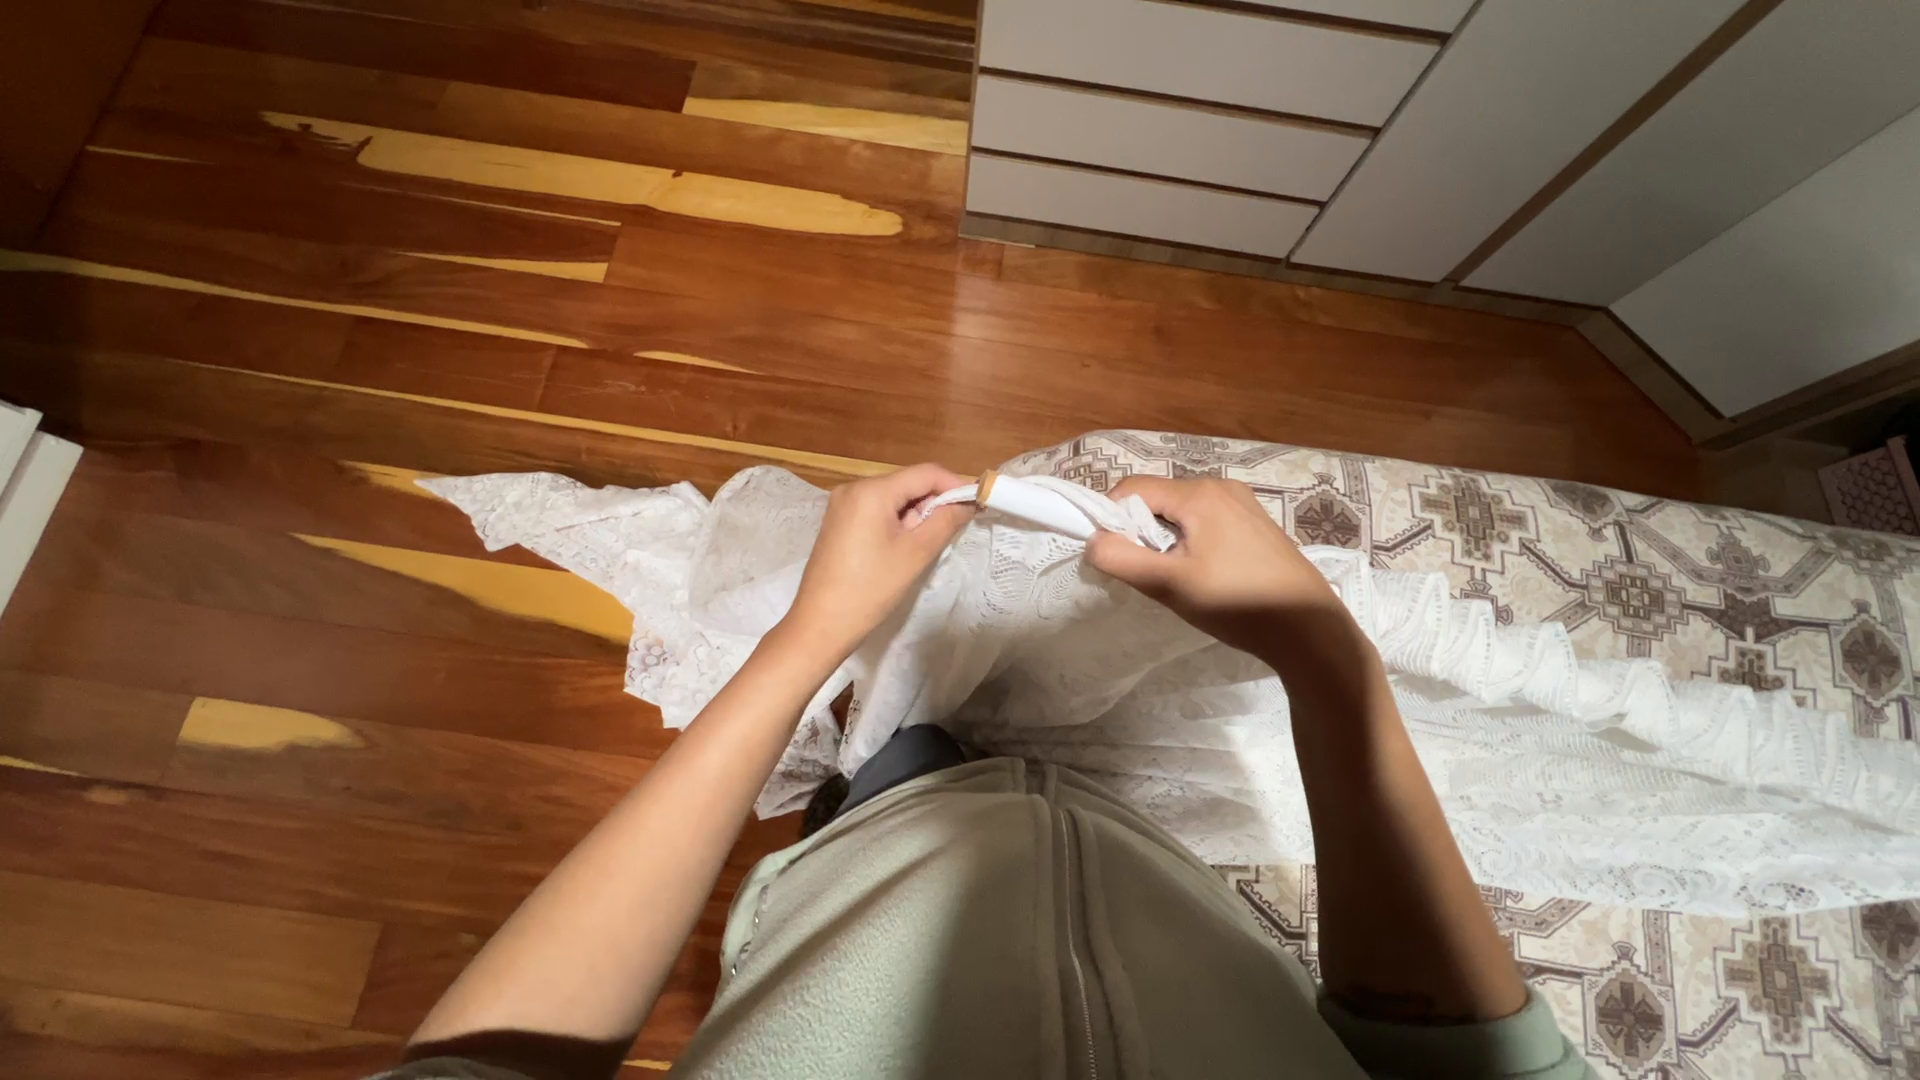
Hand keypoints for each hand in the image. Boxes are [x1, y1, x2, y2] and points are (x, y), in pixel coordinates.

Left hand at [778, 463, 973, 661]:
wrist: (821, 624)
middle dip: (935, 501)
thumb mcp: (916, 554)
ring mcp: (842, 504)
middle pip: (908, 482)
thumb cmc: (871, 589)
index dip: (955, 485)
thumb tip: (968, 501)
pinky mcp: (839, 521)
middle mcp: (853, 488)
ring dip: (917, 513)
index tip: (979, 503)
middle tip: (953, 530)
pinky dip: (897, 521)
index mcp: (871, 490)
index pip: (925, 473)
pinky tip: (904, 546)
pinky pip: (877, 510)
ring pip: (894, 497)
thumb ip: (946, 521)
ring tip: (926, 543)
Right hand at [1086, 476, 1346, 658]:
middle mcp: (1219, 486)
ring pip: (1179, 511)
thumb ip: (1122, 559)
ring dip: (1164, 538)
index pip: (1132, 488)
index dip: (1111, 518)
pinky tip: (1202, 573)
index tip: (1114, 555)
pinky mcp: (1253, 522)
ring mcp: (1241, 502)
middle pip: (1156, 498)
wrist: (1308, 629)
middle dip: (1139, 530)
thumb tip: (1092, 541)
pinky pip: (1204, 520)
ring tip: (1175, 576)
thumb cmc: (1236, 604)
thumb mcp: (1170, 585)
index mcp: (1198, 494)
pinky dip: (1189, 540)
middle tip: (1146, 572)